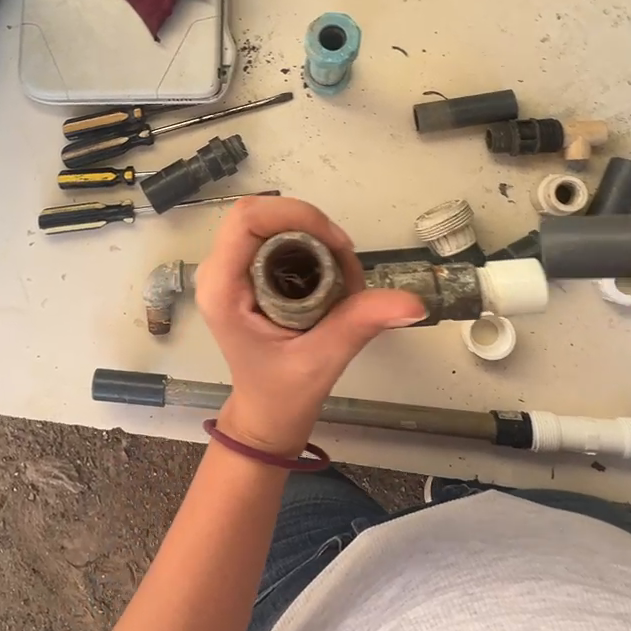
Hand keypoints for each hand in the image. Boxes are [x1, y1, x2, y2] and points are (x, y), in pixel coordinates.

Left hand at [196, 197, 423, 455]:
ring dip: (311, 237)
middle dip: (309, 227)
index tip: (336, 243)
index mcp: (222, 288)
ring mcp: (227, 268)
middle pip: (259, 214)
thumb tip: (414, 303)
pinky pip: (273, 236)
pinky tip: (329, 277)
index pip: (247, 220)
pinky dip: (307, 246)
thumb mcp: (323, 359)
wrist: (265, 416)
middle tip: (345, 262)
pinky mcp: (243, 271)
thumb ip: (360, 323)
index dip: (295, 215)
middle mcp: (217, 270)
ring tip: (341, 277)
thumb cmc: (282, 393)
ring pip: (269, 222)